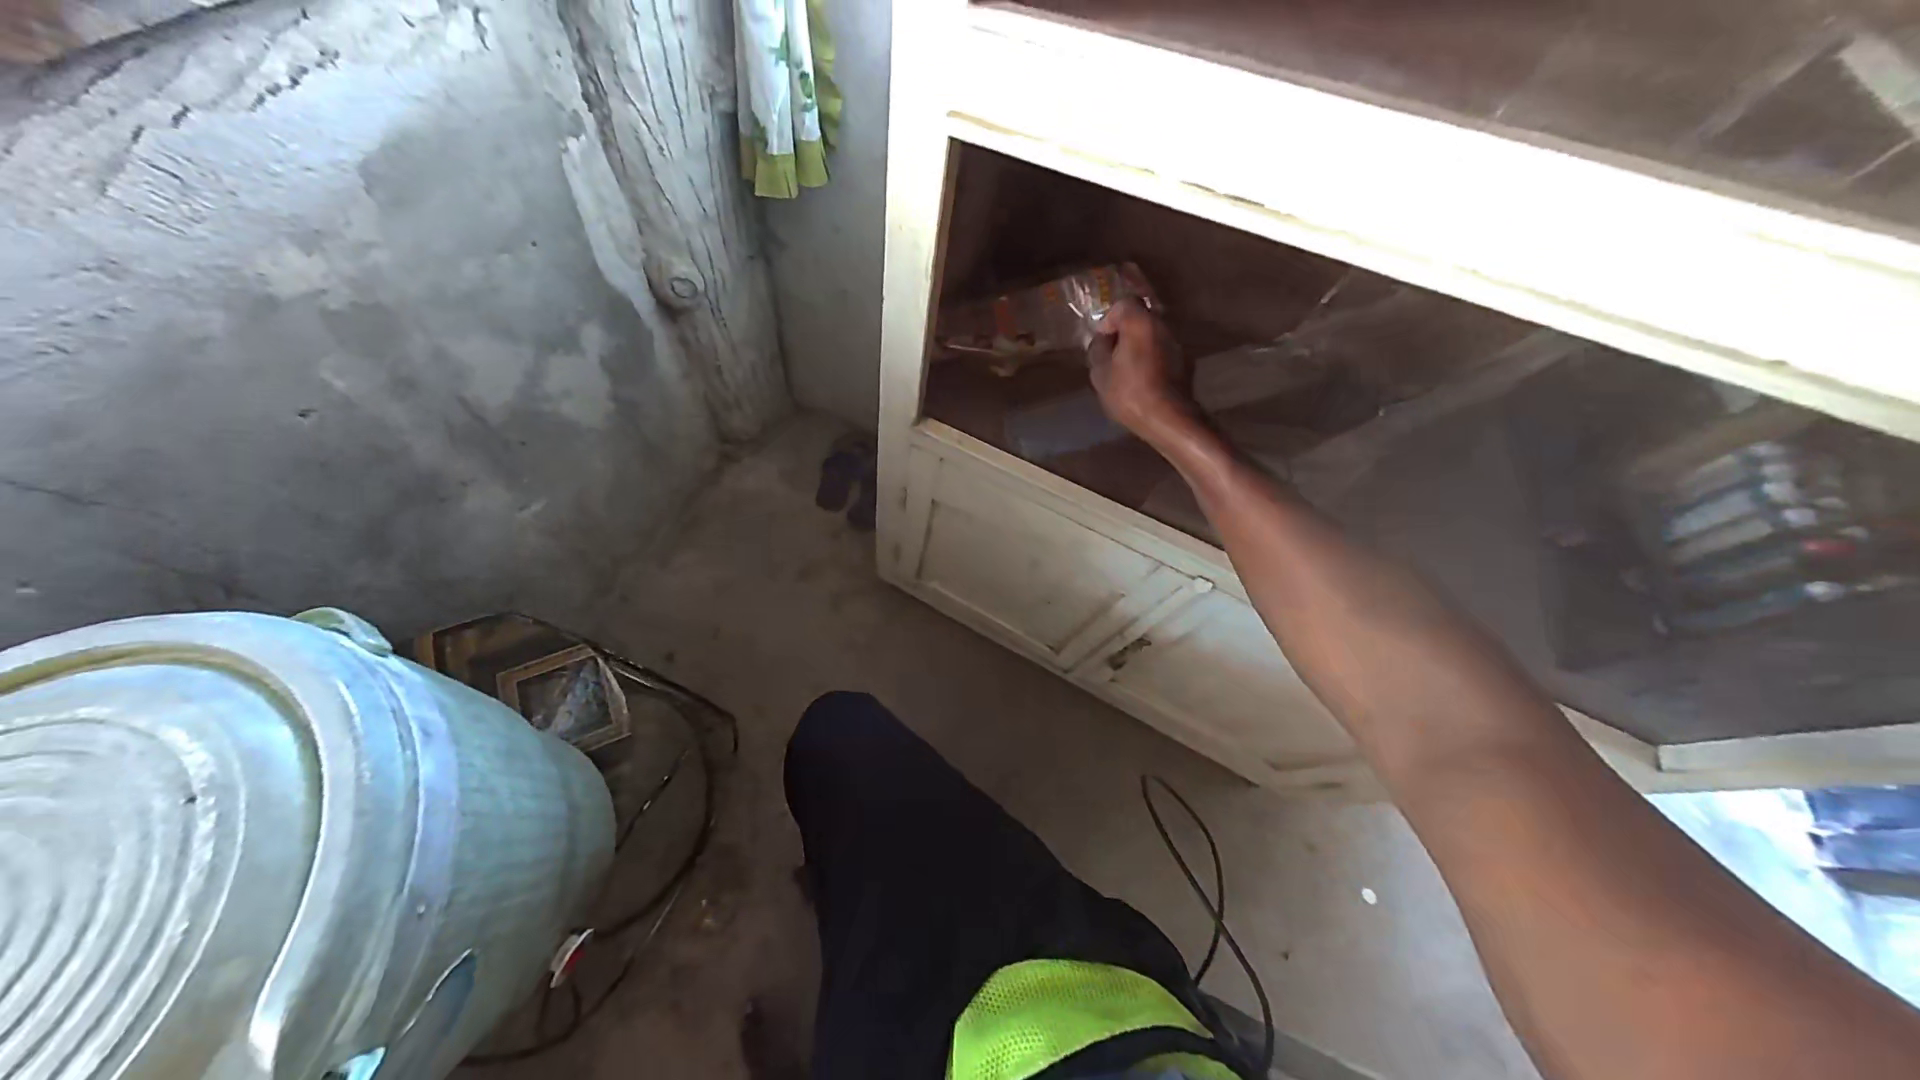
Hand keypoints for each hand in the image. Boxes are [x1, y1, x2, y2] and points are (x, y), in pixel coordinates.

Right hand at [1087, 299, 1200, 444]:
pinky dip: (1154, 362)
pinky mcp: (1187, 362)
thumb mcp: (1100, 373)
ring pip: (1153, 337)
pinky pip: (1164, 354)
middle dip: (1125, 335)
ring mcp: (1178, 344)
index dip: (1109, 321)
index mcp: (1140, 322)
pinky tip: (1146, 383)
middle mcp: (1163, 325)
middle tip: (1113, 358)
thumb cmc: (1129, 392)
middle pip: (1140, 320)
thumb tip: (1103, 341)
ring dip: (1141, 349)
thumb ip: (1098, 350)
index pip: (1123, 304)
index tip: (1103, 343)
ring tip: (1128, 373)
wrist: (1168, 418)